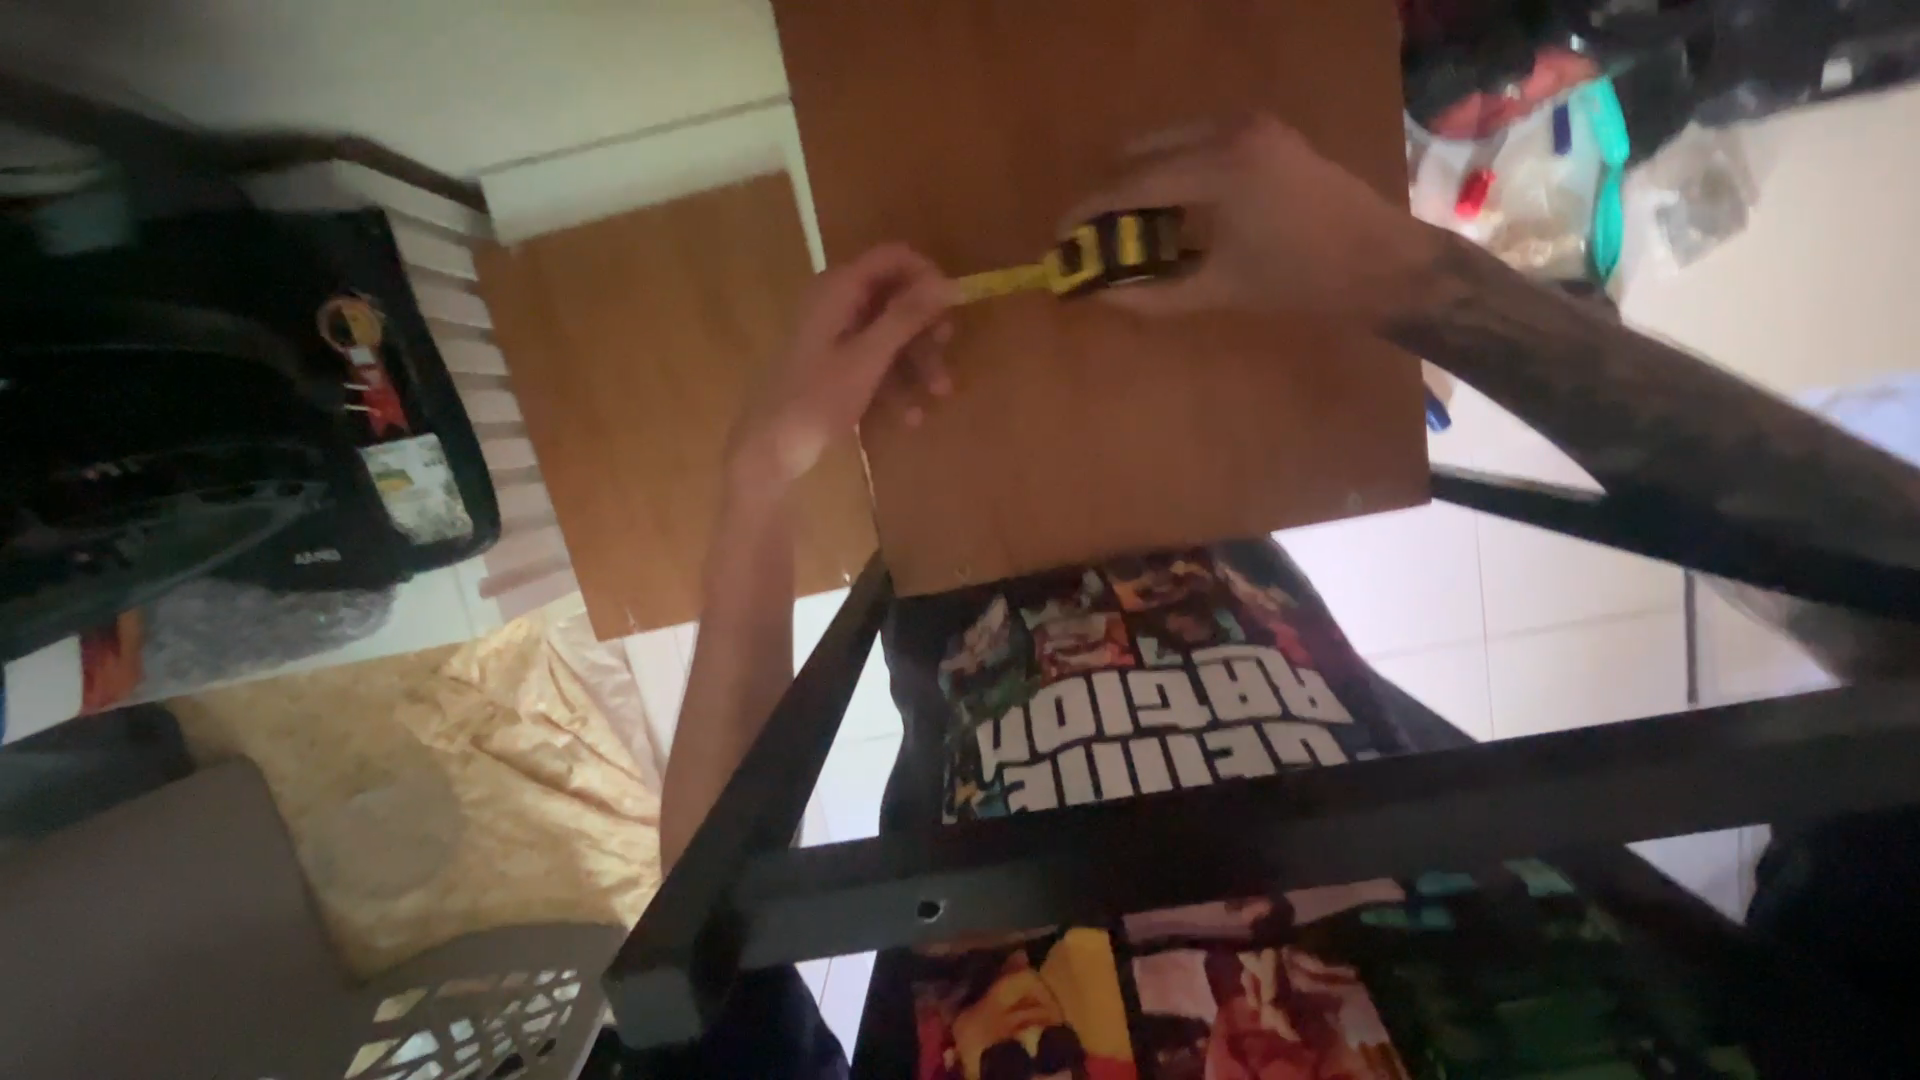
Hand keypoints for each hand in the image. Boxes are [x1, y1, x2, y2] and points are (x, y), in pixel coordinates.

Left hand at [729, 243, 958, 493]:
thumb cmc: (817, 399)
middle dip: (925, 328)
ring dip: (916, 362)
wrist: (769, 447)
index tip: (953, 307)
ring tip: (938, 395)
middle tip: (947, 353)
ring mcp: (834, 335)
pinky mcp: (834, 365)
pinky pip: (874, 362)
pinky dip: (894, 383)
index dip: (927, 276)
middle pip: (894, 298)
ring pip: (889, 335)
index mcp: (838, 289)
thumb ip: (907, 317)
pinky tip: (909, 416)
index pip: (893, 258)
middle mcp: (836, 303)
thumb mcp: (867, 358)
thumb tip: (949, 283)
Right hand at [1061, 115, 1440, 322]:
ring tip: (1129, 231)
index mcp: (1219, 168)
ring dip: (1143, 182)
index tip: (1059, 233)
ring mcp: (1252, 127)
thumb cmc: (1298, 282)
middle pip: (1144, 152)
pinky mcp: (1265, 134)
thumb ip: (1149, 294)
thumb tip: (1098, 295)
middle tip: (1094, 234)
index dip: (1090, 211)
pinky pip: (1198, 146)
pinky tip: (1171, 215)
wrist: (1379, 262)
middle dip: (1112, 193)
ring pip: (1170, 144)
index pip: (1132, 183)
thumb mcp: (1216, 291)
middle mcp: (1231, 131)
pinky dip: (1174, 174)